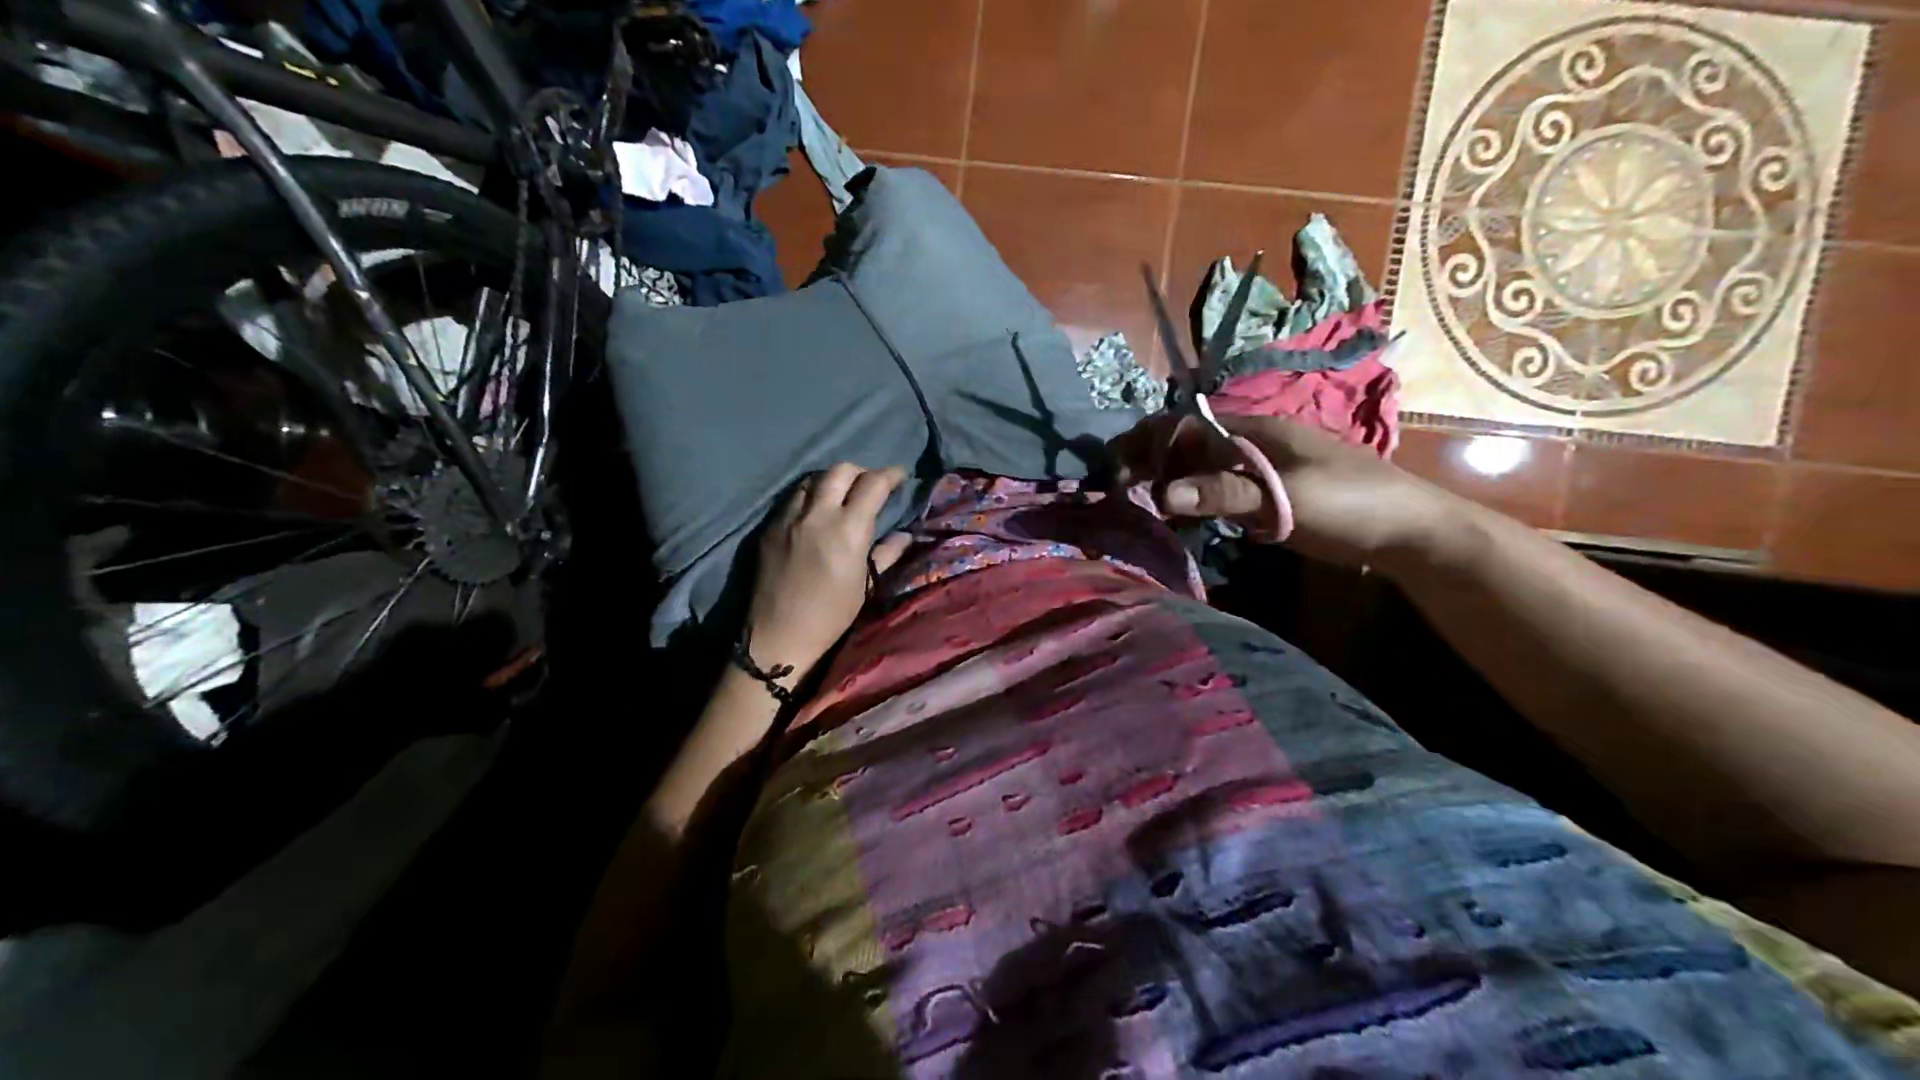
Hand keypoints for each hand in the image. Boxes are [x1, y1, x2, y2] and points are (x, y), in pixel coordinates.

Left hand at [746, 463, 914, 681]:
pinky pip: (793, 497)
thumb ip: (887, 553)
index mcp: (848, 529)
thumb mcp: (867, 586)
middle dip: (861, 471)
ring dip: (832, 480)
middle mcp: (818, 514)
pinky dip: (810, 495)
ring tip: (841, 494)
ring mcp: (789, 518)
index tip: (900, 476)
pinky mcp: (770, 527)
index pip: (873, 484)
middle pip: (841, 470)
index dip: (890, 474)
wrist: (779, 635)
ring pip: (813, 478)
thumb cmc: (831, 616)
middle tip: (870, 485)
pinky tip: (815, 511)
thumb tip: (904, 535)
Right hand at [1108, 414, 1471, 571]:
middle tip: (1119, 495)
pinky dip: (1192, 503)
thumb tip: (1162, 492)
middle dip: (1150, 463)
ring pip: (1199, 470)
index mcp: (1255, 429)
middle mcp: (1251, 443)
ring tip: (1139, 510)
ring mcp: (1259, 470)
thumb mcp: (1288, 496)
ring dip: (1168, 484)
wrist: (1411, 532)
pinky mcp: (1266, 497)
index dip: (1147, 441)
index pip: (1185, 423)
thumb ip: (1226, 493)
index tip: (1117, 472)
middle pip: (1187, 445)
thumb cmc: (1352, 502)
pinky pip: (1217, 493)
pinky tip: (1178, 522)